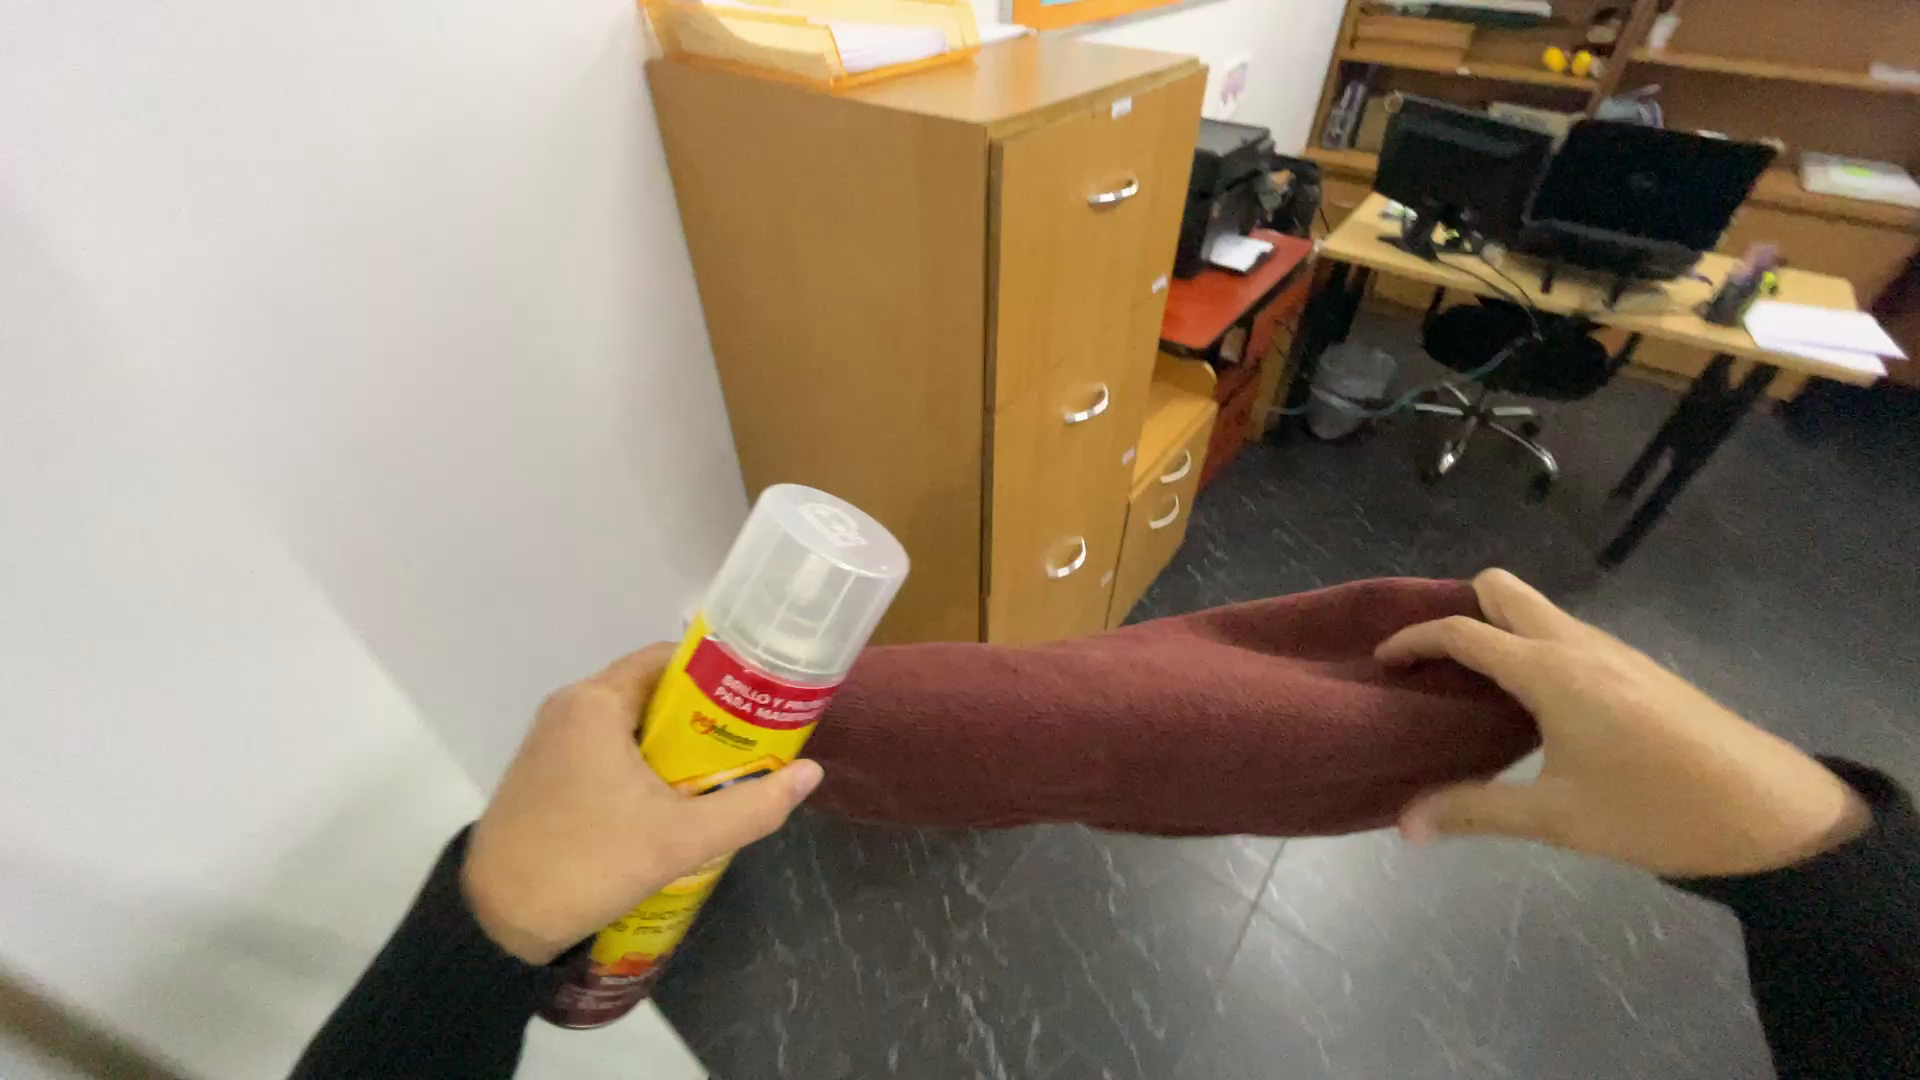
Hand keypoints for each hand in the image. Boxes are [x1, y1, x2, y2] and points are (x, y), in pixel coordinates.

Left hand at [460, 644, 823, 963]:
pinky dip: (645, 757)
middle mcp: (572, 707)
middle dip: (705, 713)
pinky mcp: (546, 771)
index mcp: (597, 701)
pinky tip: (672, 793)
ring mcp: (554, 739)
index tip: (756, 700)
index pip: (671, 659)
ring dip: (676, 739)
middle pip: (656, 689)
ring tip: (721, 769)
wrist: (490, 927)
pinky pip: (609, 743)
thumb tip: (812, 774)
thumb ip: (752, 807)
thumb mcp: (680, 839)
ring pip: (633, 720)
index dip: (719, 674)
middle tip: (749, 741)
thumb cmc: (586, 863)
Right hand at [1376, 569, 1869, 876]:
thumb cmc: (1658, 811)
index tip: (1384, 663)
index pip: (1460, 631)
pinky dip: (1527, 643)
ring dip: (1494, 626)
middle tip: (1433, 657)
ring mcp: (1612, 651)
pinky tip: (1528, 696)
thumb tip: (1402, 825)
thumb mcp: (1556, 817)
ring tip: (1470, 677)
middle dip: (1456, 607)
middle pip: (1499, 588)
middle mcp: (1576, 645)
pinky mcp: (1636, 667)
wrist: (1785, 821)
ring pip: (1534, 608)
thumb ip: (1472, 810)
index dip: (1412, 640)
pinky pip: (1562, 631)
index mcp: (1548, 670)